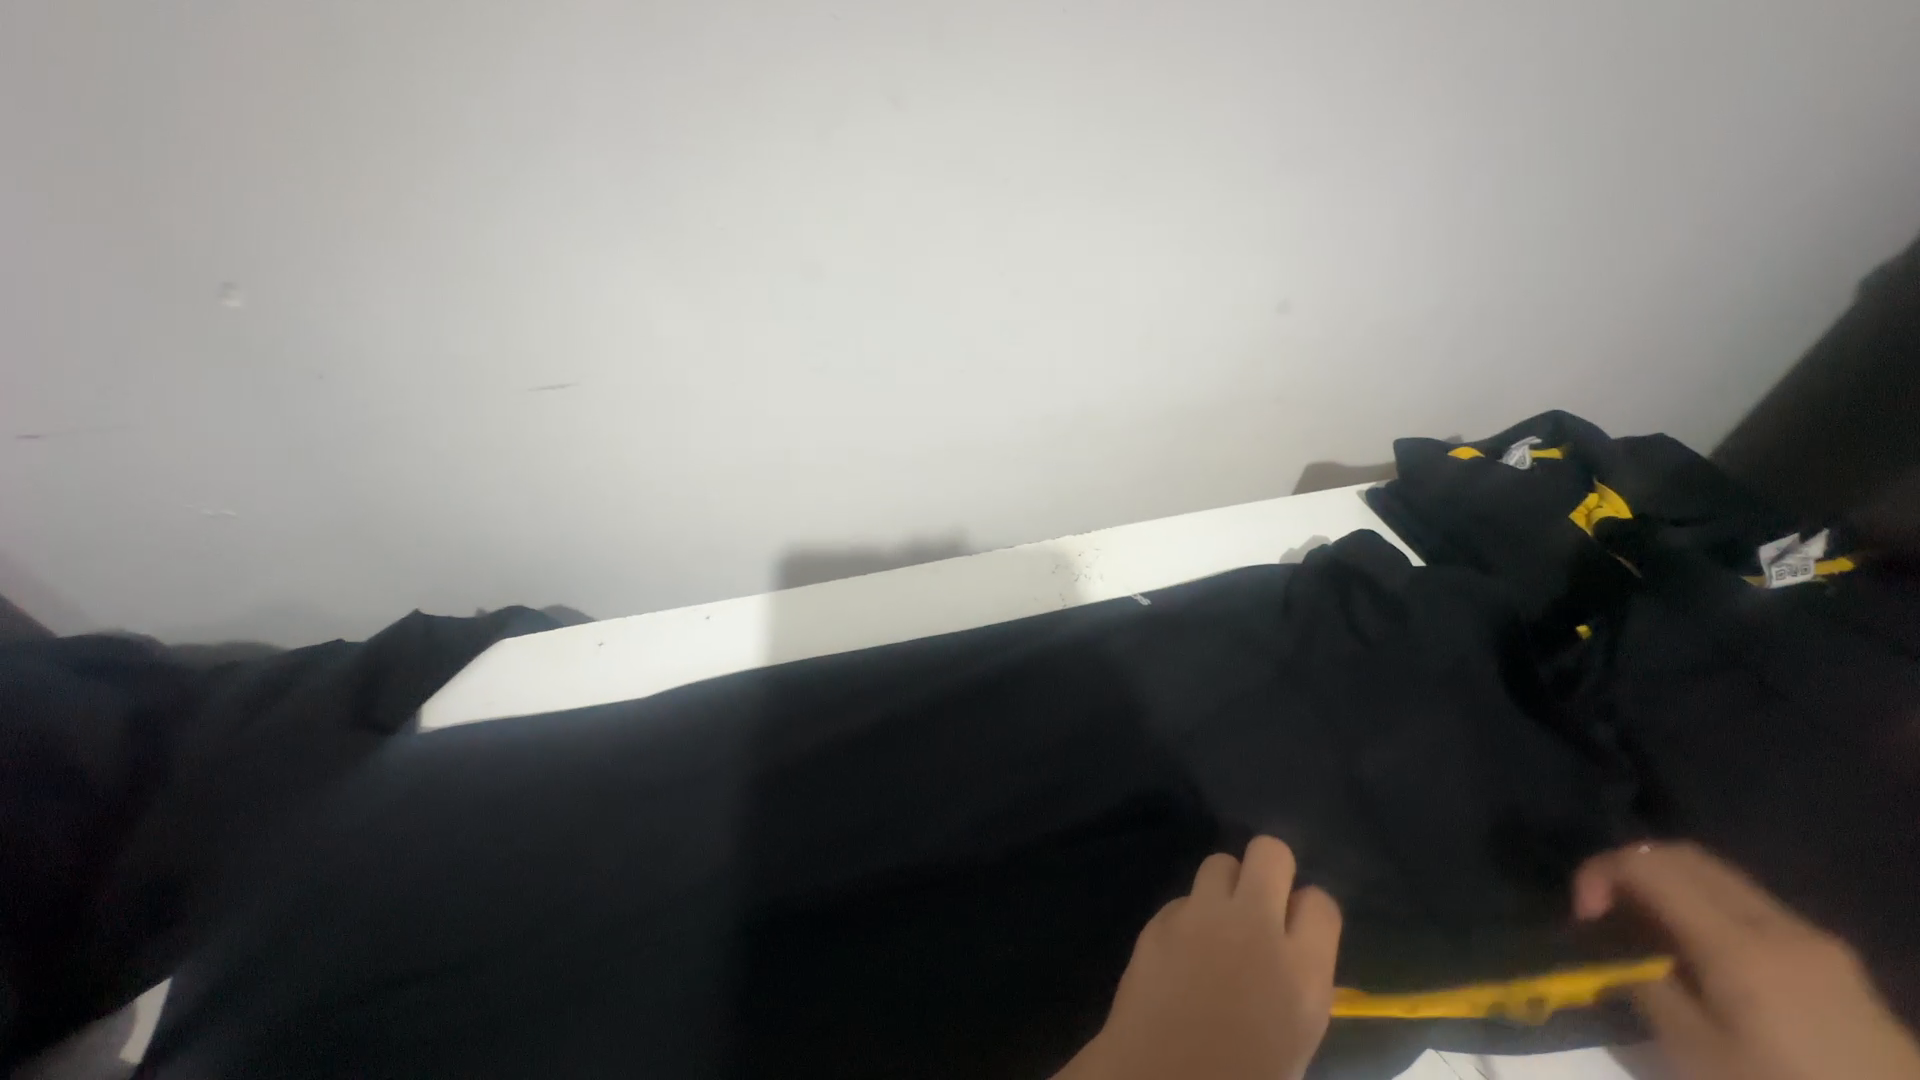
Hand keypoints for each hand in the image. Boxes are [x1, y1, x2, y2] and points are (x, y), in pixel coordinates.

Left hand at [1054, 836, 1341, 1079]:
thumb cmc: (1242, 1075)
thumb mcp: (1297, 1036)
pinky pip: (1183, 899)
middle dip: (1270, 867)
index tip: (1299, 927)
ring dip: (1224, 885)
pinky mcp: (1160, 920)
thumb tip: (1293, 949)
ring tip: (1219, 920)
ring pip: (1220, 861)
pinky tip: (1182, 947)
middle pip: (1270, 852)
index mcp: (1302, 971)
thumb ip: (1300, 979)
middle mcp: (1254, 929)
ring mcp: (1202, 918)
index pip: (1322, 902)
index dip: (1310, 911)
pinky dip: (1188, 915)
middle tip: (1261, 899)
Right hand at [1574, 841, 1919, 1079]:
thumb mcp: (1696, 1055)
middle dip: (1628, 870)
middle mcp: (1777, 924)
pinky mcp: (1833, 960)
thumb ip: (1645, 987)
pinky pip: (1749, 906)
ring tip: (1646, 935)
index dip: (1599, 873)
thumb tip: (1619, 956)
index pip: (1647, 866)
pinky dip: (1704, 907)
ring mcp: (1814, 939)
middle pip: (1684, 856)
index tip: (1584, 917)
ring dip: (1667, 886)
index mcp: (1739, 944)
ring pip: (1719, 876)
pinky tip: (1698, 956)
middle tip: (1604, 912)